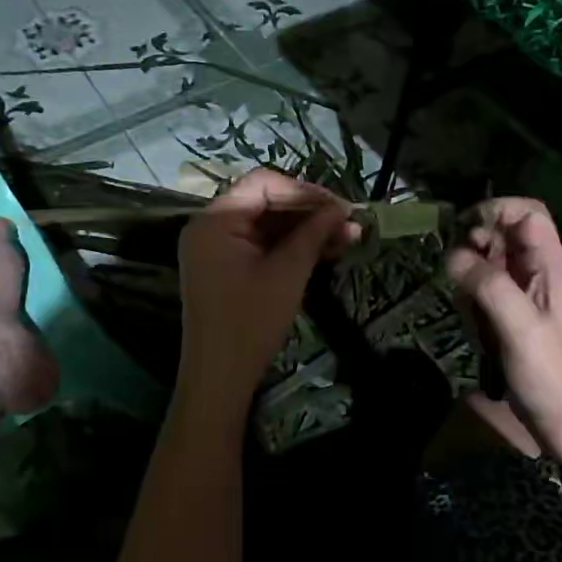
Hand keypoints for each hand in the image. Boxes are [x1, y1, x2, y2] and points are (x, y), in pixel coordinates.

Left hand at [177, 169, 358, 407]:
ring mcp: (218, 247)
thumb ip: (313, 233)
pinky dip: (292, 246)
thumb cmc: (251, 322)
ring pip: (268, 224)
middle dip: (310, 211)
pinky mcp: (228, 266)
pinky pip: (263, 244)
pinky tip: (326, 250)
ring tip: (348, 238)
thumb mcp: (288, 273)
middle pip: (266, 201)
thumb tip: (343, 208)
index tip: (341, 207)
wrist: (220, 377)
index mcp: (216, 220)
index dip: (305, 191)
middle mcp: (211, 226)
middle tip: (349, 222)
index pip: (264, 184)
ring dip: (306, 229)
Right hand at [446, 198, 561, 459]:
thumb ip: (488, 285)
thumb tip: (453, 255)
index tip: (466, 230)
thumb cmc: (549, 374)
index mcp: (550, 266)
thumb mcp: (520, 327)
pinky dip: (470, 295)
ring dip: (470, 271)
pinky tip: (470, 320)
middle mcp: (536, 272)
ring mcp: (522, 293)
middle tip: (457, 267)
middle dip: (476, 241)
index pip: (528, 213)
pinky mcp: (508, 314)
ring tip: (465, 300)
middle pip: (504, 232)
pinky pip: (482, 288)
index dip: (497, 210)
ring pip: (489, 259)